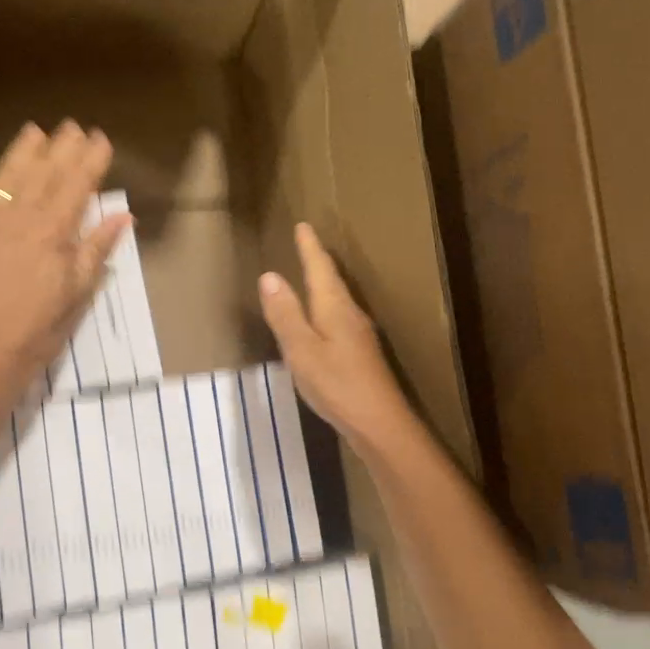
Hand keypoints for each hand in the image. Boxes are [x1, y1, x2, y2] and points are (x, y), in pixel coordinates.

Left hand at [0, 122, 132, 393]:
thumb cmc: (40, 329)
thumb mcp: (79, 292)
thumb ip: (96, 249)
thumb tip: (122, 216)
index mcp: (53, 232)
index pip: (77, 186)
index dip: (90, 160)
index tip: (101, 138)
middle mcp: (19, 220)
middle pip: (43, 175)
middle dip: (60, 149)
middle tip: (71, 126)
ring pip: (3, 180)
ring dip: (18, 153)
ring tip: (32, 131)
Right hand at [258, 223, 411, 440]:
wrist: (380, 423)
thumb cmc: (337, 384)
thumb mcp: (302, 350)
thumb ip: (285, 314)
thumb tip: (270, 275)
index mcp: (334, 308)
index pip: (320, 268)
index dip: (309, 247)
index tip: (303, 225)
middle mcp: (350, 314)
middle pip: (333, 281)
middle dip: (318, 261)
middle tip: (306, 243)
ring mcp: (359, 335)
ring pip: (338, 299)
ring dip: (325, 283)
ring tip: (312, 275)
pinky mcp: (361, 355)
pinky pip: (340, 318)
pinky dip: (327, 308)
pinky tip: (324, 320)